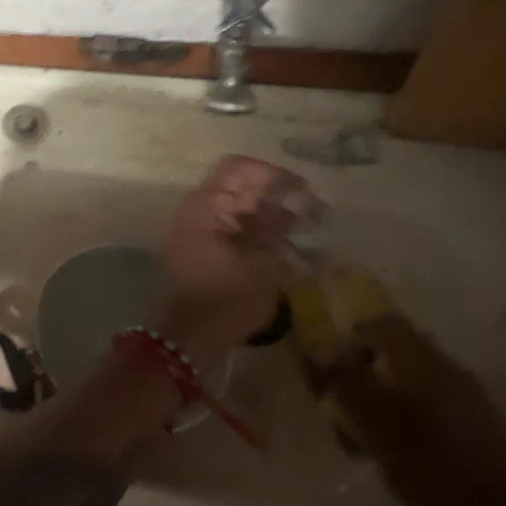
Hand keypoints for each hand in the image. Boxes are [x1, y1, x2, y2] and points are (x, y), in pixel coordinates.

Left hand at [154, 155, 312, 358]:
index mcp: (207, 205)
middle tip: (321, 218)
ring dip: (278, 219)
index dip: (276, 175)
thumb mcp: (261, 266)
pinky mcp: (210, 251)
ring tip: (315, 236)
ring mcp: (204, 230)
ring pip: (247, 211)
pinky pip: (242, 232)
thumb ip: (279, 230)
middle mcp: (202, 210)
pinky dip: (267, 237)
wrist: (184, 337)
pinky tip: (297, 253)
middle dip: (283, 199)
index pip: (241, 168)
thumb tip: (300, 202)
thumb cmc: (222, 301)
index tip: (308, 193)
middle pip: (246, 189)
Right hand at [321, 316, 505, 505]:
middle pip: (401, 347)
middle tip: (346, 392)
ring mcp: (470, 395)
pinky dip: (411, 405)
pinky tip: (402, 436)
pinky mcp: (480, 421)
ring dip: (389, 386)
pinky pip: (436, 396)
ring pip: (417, 374)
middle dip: (369, 362)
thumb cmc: (426, 464)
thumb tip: (317, 350)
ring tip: (371, 420)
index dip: (353, 335)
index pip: (384, 323)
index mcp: (424, 361)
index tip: (334, 362)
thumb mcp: (371, 422)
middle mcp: (451, 368)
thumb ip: (344, 381)